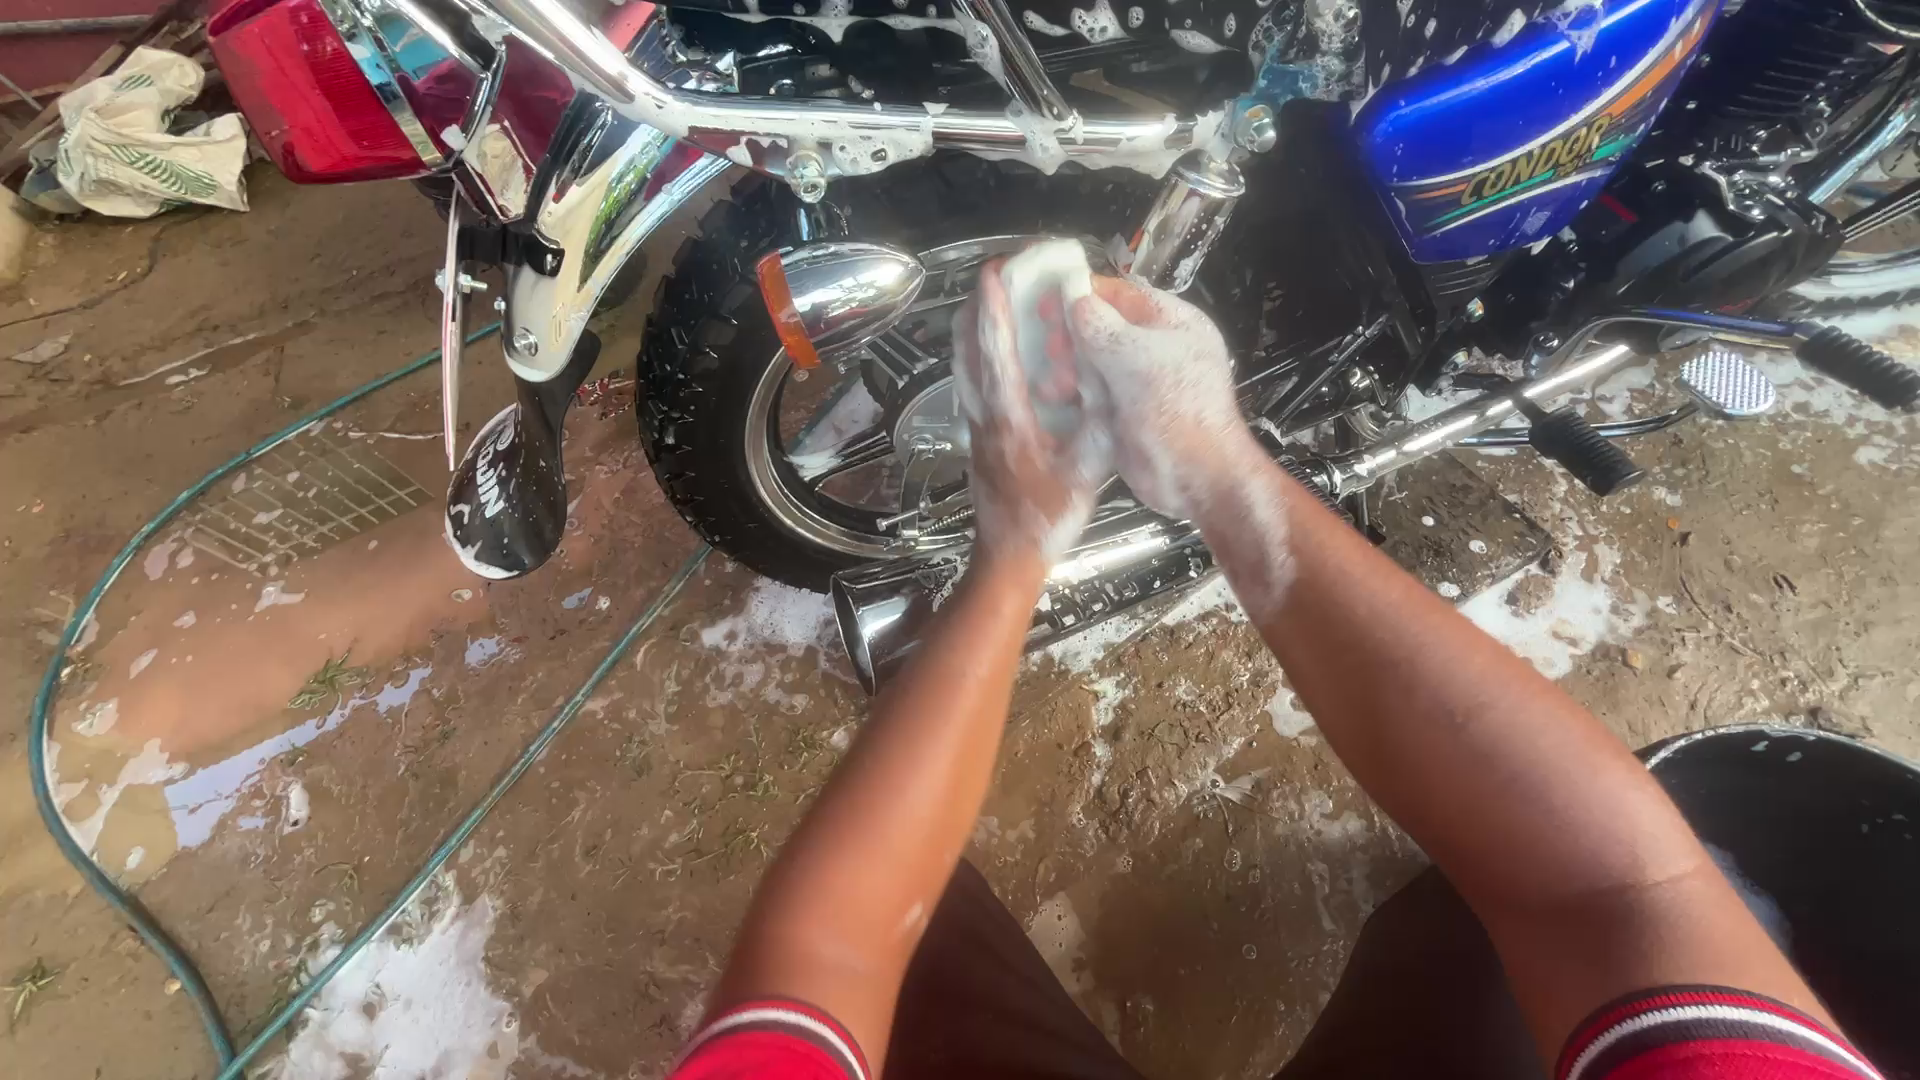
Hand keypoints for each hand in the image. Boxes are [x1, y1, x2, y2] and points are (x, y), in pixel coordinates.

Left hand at [952, 258, 1110, 569]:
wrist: (1008, 556)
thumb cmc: (1045, 519)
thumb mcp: (1086, 475)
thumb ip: (1100, 429)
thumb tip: (1113, 384)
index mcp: (1009, 420)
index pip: (996, 354)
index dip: (995, 311)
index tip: (995, 272)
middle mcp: (983, 416)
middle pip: (968, 350)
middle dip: (978, 305)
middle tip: (998, 272)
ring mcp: (975, 425)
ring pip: (963, 365)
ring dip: (973, 327)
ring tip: (992, 298)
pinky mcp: (977, 435)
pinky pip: (971, 381)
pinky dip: (977, 353)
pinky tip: (993, 349)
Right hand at [1065, 276, 1255, 519]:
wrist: (1194, 475)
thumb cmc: (1177, 410)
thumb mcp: (1137, 357)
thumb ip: (1101, 326)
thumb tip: (1074, 301)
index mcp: (1171, 324)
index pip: (1120, 295)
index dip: (1082, 295)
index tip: (1047, 304)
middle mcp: (1154, 350)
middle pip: (1101, 330)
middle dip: (1071, 338)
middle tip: (1052, 350)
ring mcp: (1138, 385)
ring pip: (1092, 365)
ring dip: (1067, 370)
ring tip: (1053, 385)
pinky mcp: (1123, 415)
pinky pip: (1090, 396)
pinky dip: (1071, 396)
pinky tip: (1054, 400)